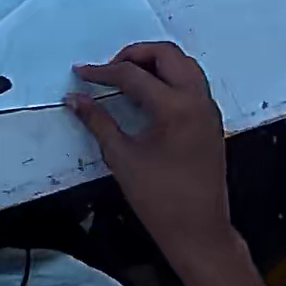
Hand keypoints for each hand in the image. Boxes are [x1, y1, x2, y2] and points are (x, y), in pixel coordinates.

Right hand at [66, 42, 245, 278]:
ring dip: (153, 62)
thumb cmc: (158, 197)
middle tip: (108, 70)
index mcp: (175, 109)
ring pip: (183, 64)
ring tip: (125, 77)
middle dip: (133, 55)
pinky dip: (167, 76)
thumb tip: (75, 99)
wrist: (198, 230)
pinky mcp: (210, 120)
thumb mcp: (121, 156)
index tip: (81, 73)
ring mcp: (208, 109)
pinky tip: (145, 94)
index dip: (102, 72)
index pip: (133, 75)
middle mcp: (197, 101)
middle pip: (167, 55)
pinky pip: (191, 82)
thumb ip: (97, 121)